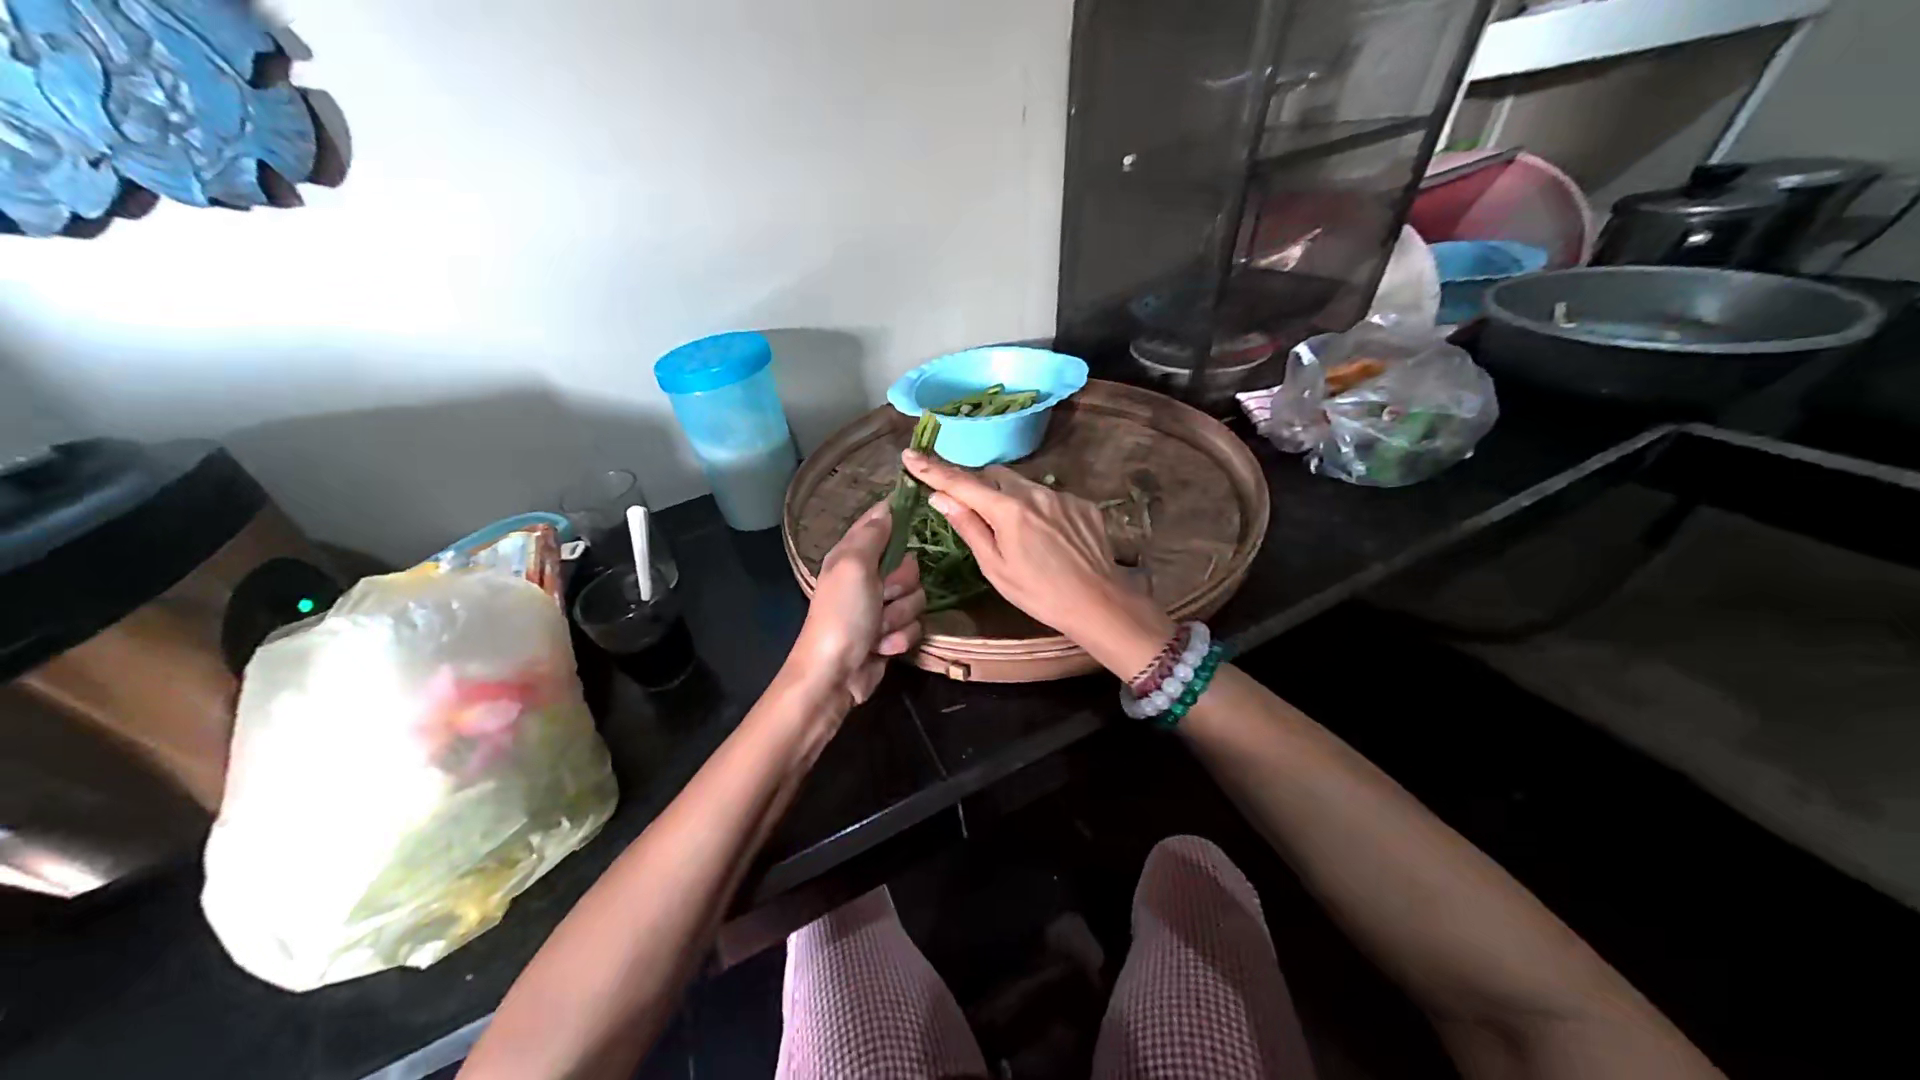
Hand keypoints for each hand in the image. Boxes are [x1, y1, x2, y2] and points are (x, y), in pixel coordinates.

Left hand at [787, 500, 926, 706]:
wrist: (835, 674)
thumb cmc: (842, 616)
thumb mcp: (853, 566)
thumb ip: (872, 535)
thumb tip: (887, 506)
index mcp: (853, 555)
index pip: (880, 523)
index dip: (897, 520)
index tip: (916, 519)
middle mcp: (867, 577)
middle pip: (909, 565)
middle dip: (901, 585)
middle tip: (882, 595)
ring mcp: (880, 607)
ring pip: (916, 598)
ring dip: (899, 617)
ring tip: (878, 629)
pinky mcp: (892, 633)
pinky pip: (915, 626)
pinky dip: (899, 638)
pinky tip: (881, 647)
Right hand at [902, 450, 1173, 678]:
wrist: (1098, 603)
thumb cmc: (1038, 593)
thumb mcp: (995, 567)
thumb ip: (968, 526)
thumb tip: (941, 497)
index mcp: (1008, 509)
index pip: (962, 482)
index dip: (933, 469)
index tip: (910, 455)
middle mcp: (1035, 492)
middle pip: (995, 476)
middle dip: (978, 486)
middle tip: (973, 511)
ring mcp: (1062, 496)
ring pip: (1024, 486)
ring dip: (1010, 499)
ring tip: (1018, 535)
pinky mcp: (1082, 504)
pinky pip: (1049, 498)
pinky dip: (1038, 510)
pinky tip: (1047, 539)